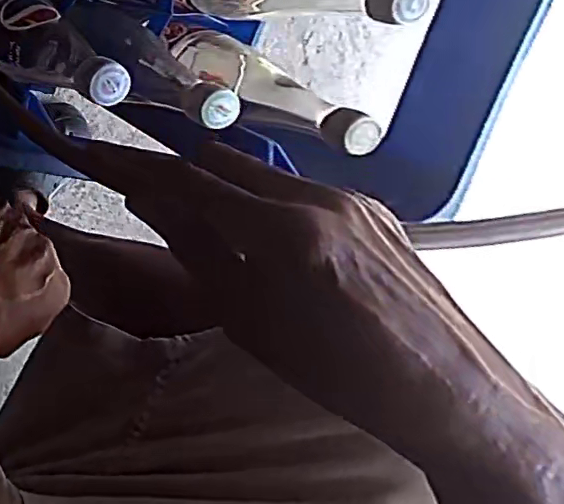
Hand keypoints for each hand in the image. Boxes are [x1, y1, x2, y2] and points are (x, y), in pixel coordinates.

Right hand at [68, 139, 563, 503]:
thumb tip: (142, 197)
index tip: (95, 153)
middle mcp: (317, 200)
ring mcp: (352, 200)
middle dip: (177, 173)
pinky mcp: (377, 209)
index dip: (131, 164)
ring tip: (214, 226)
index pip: (184, 179)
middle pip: (218, 161)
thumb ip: (190, 245)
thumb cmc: (343, 376)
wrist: (467, 409)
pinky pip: (299, 187)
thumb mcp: (246, 316)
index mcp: (282, 232)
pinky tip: (274, 241)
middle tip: (147, 193)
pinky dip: (268, 200)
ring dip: (223, 185)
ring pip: (258, 171)